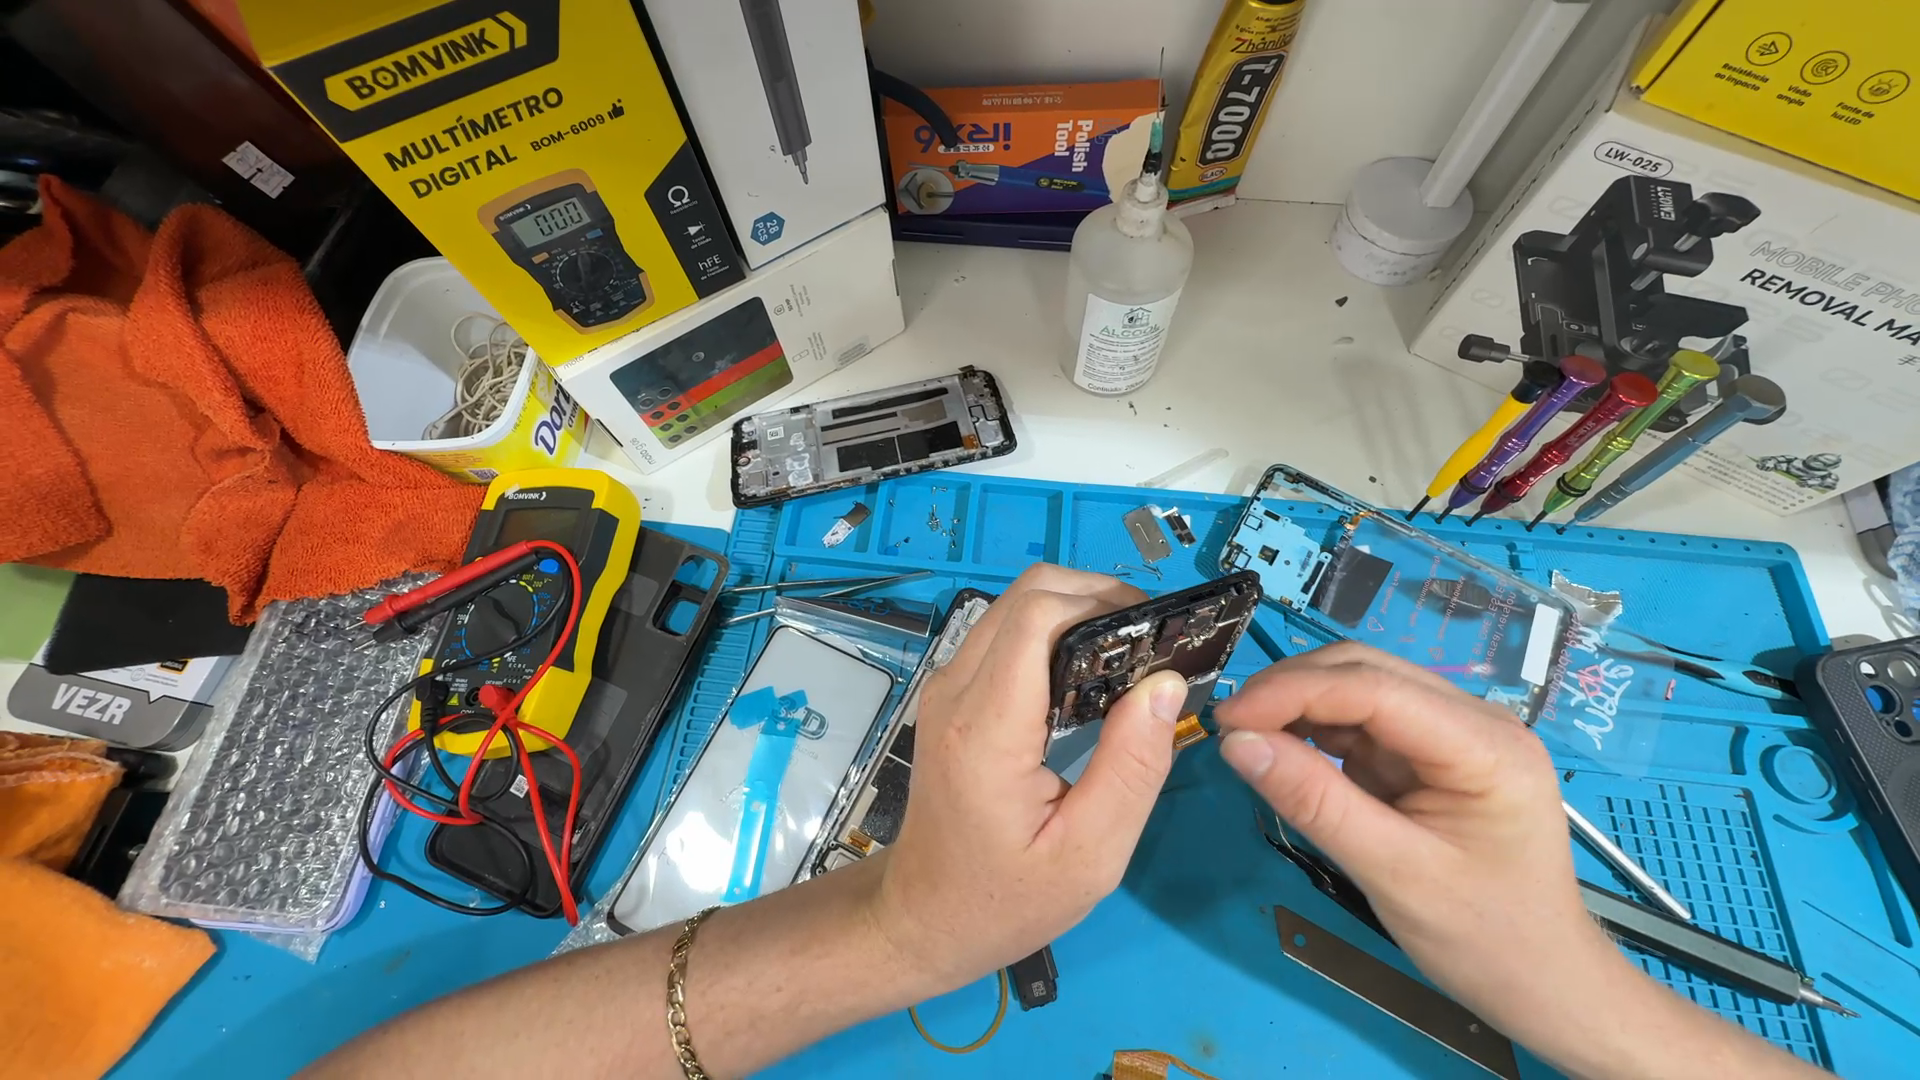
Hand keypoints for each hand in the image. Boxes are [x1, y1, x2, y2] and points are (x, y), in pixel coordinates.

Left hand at [870, 564, 1189, 992]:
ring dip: (1073, 609)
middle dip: (1094, 596)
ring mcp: (947, 686)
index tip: (1154, 630)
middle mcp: (956, 689)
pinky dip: (1051, 630)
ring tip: (1128, 648)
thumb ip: (1132, 765)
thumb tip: (1165, 683)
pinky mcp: (951, 692)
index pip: (1036, 617)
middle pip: (1025, 595)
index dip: (1100, 602)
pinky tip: (1089, 667)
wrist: (927, 914)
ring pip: (1013, 607)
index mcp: (986, 726)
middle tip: (1150, 636)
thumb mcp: (1090, 853)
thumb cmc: (1006, 896)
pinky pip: (1003, 634)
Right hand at [1211, 643, 1624, 1047]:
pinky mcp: (1423, 749)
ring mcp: (1448, 730)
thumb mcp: (1391, 874)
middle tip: (1230, 728)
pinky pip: (1354, 717)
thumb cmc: (1484, 938)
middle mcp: (1471, 719)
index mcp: (1484, 745)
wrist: (1544, 985)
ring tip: (1248, 739)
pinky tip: (1283, 751)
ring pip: (1353, 684)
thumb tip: (1234, 743)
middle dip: (1289, 689)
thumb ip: (1313, 802)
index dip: (1291, 691)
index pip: (1372, 687)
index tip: (1227, 720)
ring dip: (1295, 704)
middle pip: (1362, 670)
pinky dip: (1310, 726)